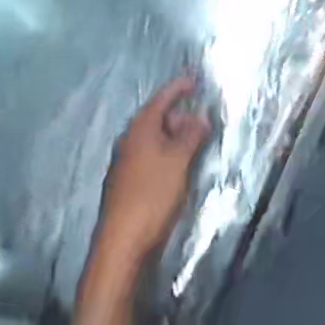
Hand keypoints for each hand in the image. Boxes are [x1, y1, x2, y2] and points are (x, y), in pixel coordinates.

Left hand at [94, 76, 212, 260]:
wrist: (121, 246)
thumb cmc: (153, 194)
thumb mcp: (180, 159)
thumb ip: (192, 134)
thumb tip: (200, 117)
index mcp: (140, 129)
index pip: (161, 98)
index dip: (179, 87)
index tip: (195, 79)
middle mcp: (129, 141)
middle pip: (157, 118)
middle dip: (180, 115)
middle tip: (203, 121)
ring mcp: (125, 164)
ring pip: (154, 139)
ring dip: (175, 136)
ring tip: (196, 142)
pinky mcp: (127, 184)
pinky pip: (151, 155)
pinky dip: (167, 152)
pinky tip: (180, 164)